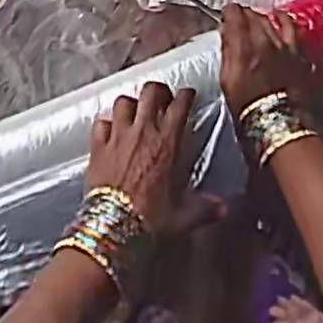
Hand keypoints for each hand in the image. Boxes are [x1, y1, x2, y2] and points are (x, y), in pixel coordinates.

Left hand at [87, 81, 198, 235]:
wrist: (111, 231)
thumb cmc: (149, 222)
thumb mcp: (182, 217)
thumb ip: (203, 208)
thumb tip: (224, 209)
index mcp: (166, 143)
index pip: (180, 106)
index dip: (186, 95)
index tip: (188, 94)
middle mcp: (143, 132)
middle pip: (150, 92)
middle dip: (158, 91)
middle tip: (162, 99)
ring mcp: (118, 136)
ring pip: (123, 102)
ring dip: (131, 104)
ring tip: (135, 112)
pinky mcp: (98, 147)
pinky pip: (100, 123)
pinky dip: (106, 123)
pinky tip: (110, 131)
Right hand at [220, 4, 310, 114]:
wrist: (275, 119)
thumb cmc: (245, 102)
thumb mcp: (226, 77)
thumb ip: (227, 50)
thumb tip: (227, 31)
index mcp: (243, 46)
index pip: (235, 15)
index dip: (229, 11)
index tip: (226, 14)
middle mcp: (263, 39)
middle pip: (251, 15)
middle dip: (243, 14)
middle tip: (237, 19)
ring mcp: (281, 43)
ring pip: (268, 19)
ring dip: (258, 16)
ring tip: (254, 19)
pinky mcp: (295, 50)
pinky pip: (291, 27)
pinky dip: (283, 18)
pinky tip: (278, 14)